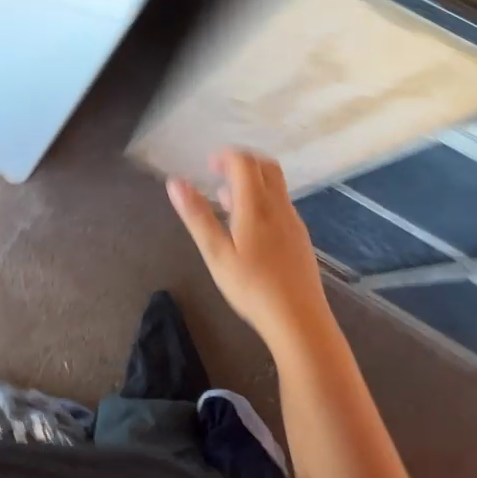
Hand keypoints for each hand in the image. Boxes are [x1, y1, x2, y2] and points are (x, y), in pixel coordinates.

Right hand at [168, 149, 331, 347]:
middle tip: (218, 173)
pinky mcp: (300, 239)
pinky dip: (263, 200)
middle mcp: (279, 207)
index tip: (207, 165)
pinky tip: (249, 227)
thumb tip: (175, 182)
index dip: (226, 156)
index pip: (245, 163)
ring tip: (227, 200)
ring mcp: (293, 223)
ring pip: (276, 186)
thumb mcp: (216, 253)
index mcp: (256, 206)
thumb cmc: (252, 287)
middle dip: (243, 162)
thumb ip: (197, 215)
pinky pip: (281, 204)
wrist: (300, 321)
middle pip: (267, 167)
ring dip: (253, 181)